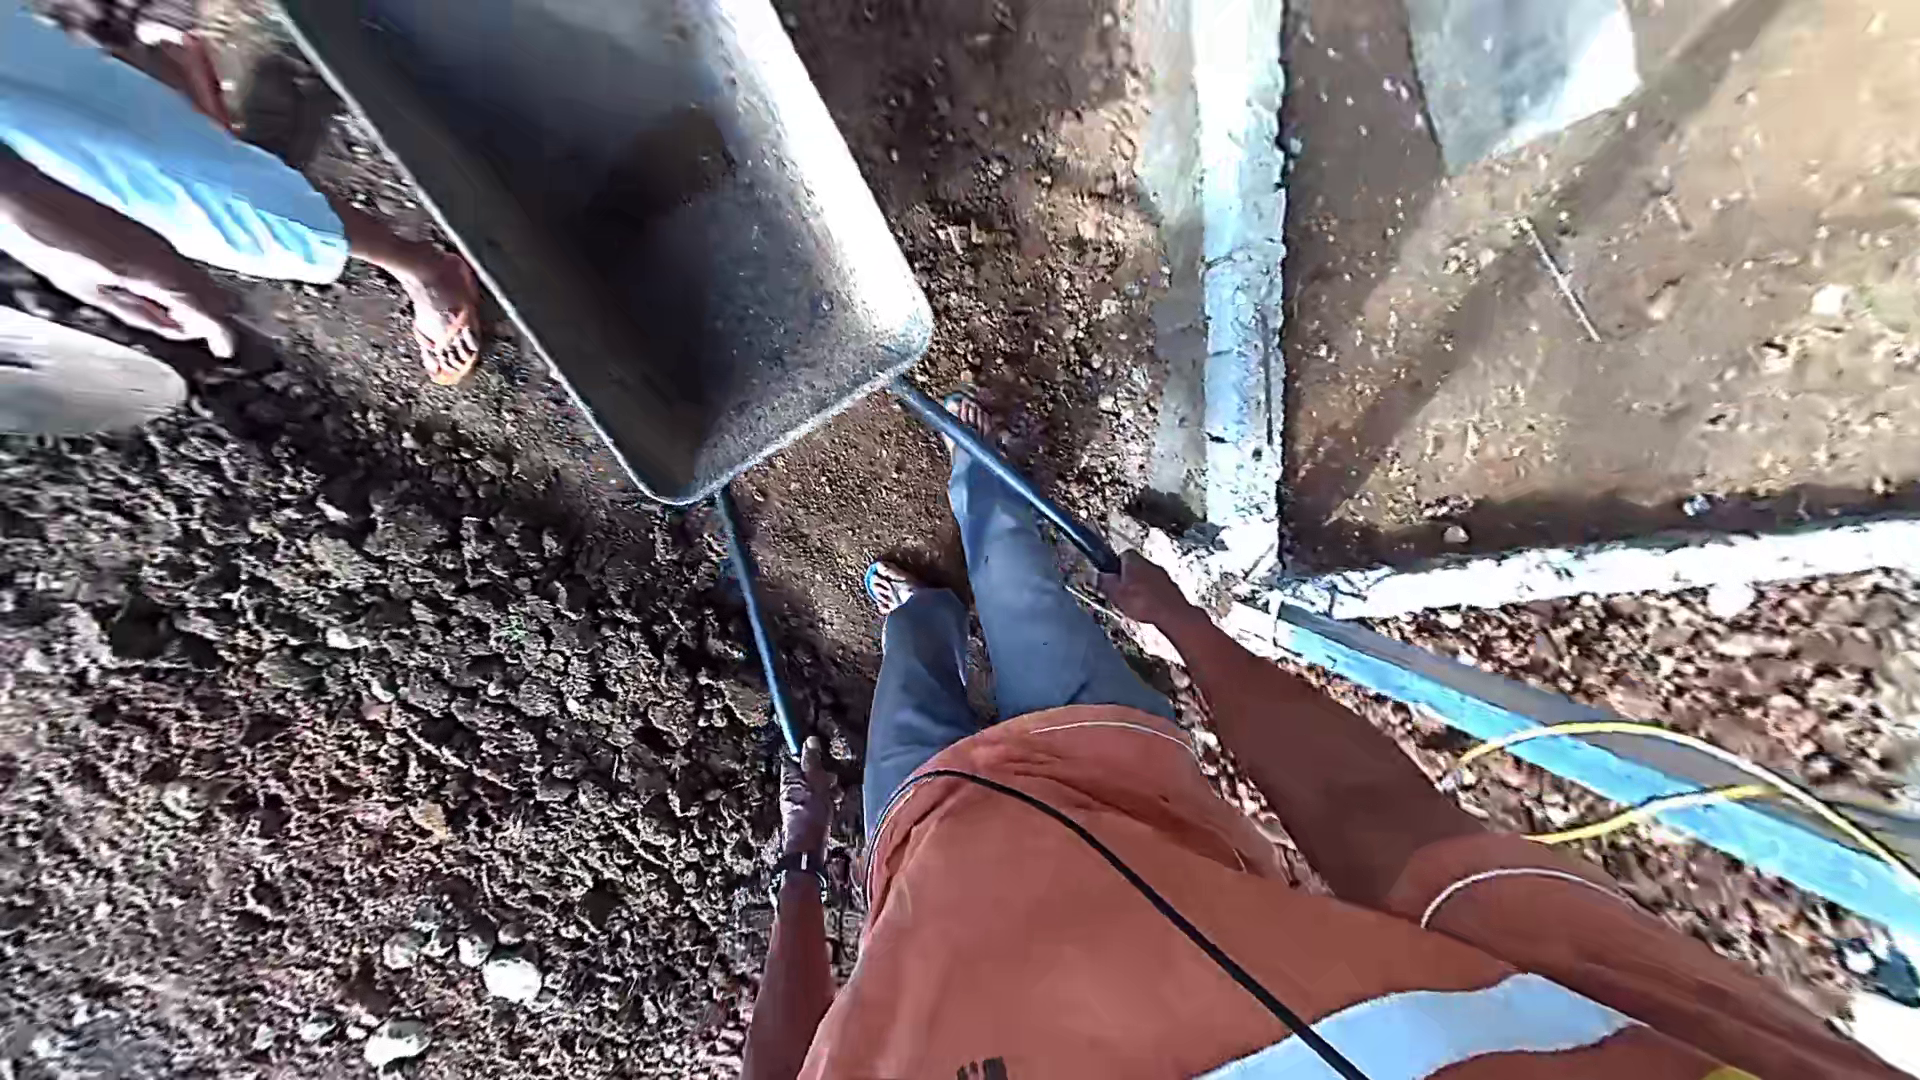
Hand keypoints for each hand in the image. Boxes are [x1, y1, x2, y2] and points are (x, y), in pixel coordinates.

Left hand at [0, 158, 233, 356]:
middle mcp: (173, 260)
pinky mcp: (152, 237)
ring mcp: (164, 246)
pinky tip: (150, 288)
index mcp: (159, 278)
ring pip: (206, 284)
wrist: (17, 191)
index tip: (224, 351)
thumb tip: (172, 328)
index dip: (223, 337)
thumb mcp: (84, 289)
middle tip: (183, 329)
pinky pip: (186, 269)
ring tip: (161, 309)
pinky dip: (182, 286)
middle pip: (219, 299)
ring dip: (196, 302)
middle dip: (210, 319)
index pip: (213, 315)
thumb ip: (136, 312)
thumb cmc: (40, 240)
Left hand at [779, 735, 831, 857]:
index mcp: (790, 779)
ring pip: (816, 787)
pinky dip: (828, 800)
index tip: (820, 753)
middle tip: (831, 779)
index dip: (807, 754)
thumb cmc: (810, 814)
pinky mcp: (808, 814)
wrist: (809, 848)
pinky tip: (835, 804)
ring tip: (835, 795)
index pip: (795, 758)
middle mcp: (791, 790)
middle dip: (823, 773)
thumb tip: (810, 739)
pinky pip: (819, 800)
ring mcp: (799, 803)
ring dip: (828, 788)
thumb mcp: (815, 782)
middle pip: (808, 772)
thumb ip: (812, 761)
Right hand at [1100, 550, 1199, 628]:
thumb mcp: (1115, 593)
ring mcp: (1162, 576)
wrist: (1171, 614)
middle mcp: (1149, 564)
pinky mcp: (1170, 589)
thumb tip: (1090, 575)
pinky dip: (1150, 596)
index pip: (1122, 554)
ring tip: (1131, 603)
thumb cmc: (1143, 602)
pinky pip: (1156, 589)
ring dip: (1139, 587)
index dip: (1114, 563)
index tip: (1109, 573)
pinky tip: (1145, 608)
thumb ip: (1102, 582)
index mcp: (1134, 560)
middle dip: (1127, 576)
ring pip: (1146, 577)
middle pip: (1134, 566)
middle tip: (1118, 591)